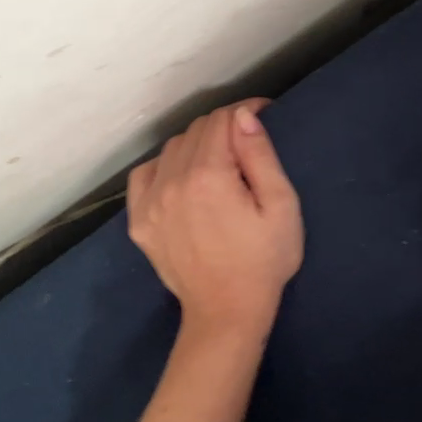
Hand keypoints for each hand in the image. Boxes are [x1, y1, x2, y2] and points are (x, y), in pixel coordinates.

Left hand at [127, 99, 303, 340]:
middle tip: (249, 140)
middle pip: (197, 129)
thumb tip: (244, 116)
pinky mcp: (139, 221)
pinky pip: (145, 173)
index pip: (223, 119)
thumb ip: (261, 156)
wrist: (227, 311)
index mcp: (210, 175)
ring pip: (172, 147)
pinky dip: (165, 165)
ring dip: (197, 143)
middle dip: (224, 124)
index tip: (266, 113)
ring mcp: (150, 202)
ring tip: (221, 160)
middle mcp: (172, 181)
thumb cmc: (265, 258)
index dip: (247, 110)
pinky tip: (184, 177)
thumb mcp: (281, 205)